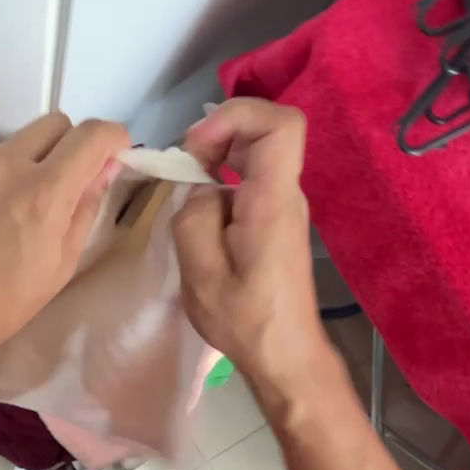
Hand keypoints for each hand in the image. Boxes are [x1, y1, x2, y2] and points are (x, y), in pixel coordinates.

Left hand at [0, 113, 129, 370]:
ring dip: (19, 168)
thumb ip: (87, 206)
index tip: (113, 153)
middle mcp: (2, 166)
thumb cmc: (8, 303)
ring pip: (8, 146)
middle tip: (60, 184)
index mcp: (42, 193)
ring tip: (5, 213)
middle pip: (52, 125)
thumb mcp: (62, 263)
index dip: (112, 139)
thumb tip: (104, 168)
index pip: (91, 135)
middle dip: (67, 147)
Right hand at [172, 99, 336, 394]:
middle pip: (265, 131)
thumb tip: (200, 191)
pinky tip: (200, 220)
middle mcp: (285, 195)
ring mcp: (283, 207)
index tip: (197, 148)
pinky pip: (249, 182)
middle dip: (218, 135)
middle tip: (185, 167)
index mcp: (272, 202)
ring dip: (216, 161)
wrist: (284, 354)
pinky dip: (220, 184)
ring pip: (254, 156)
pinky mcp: (274, 222)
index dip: (235, 116)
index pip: (279, 124)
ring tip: (186, 194)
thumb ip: (193, 220)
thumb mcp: (201, 275)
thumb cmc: (244, 320)